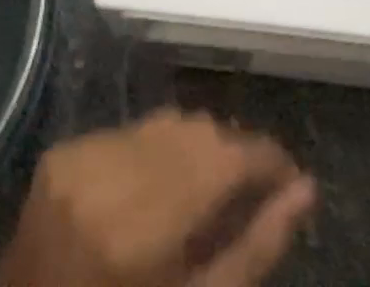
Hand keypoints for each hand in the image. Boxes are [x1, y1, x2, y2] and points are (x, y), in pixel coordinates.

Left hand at [0, 110, 315, 286]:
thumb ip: (257, 247)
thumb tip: (306, 188)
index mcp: (146, 226)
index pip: (228, 158)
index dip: (268, 159)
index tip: (289, 178)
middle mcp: (111, 175)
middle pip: (201, 131)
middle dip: (233, 154)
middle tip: (246, 192)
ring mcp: (81, 156)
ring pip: (169, 122)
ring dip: (197, 148)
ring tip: (202, 190)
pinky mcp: (64, 150)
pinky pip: (133, 129)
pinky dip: (157, 149)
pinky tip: (155, 187)